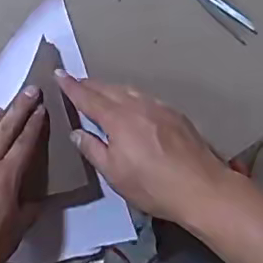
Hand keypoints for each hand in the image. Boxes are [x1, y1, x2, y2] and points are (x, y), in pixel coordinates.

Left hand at [0, 87, 46, 262]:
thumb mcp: (17, 231)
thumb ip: (29, 209)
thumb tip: (37, 197)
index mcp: (6, 176)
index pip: (25, 141)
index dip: (36, 123)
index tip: (42, 108)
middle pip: (5, 126)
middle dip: (20, 107)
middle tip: (30, 91)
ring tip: (2, 109)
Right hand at [60, 73, 238, 223]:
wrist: (203, 188)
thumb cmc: (153, 186)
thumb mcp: (114, 174)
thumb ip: (93, 149)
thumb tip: (77, 132)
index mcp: (117, 119)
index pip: (88, 97)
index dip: (71, 86)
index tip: (59, 74)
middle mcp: (136, 106)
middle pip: (107, 89)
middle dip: (89, 84)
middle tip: (76, 82)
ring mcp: (158, 107)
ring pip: (128, 91)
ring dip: (110, 89)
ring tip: (100, 91)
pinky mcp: (175, 114)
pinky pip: (145, 98)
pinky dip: (131, 96)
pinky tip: (132, 105)